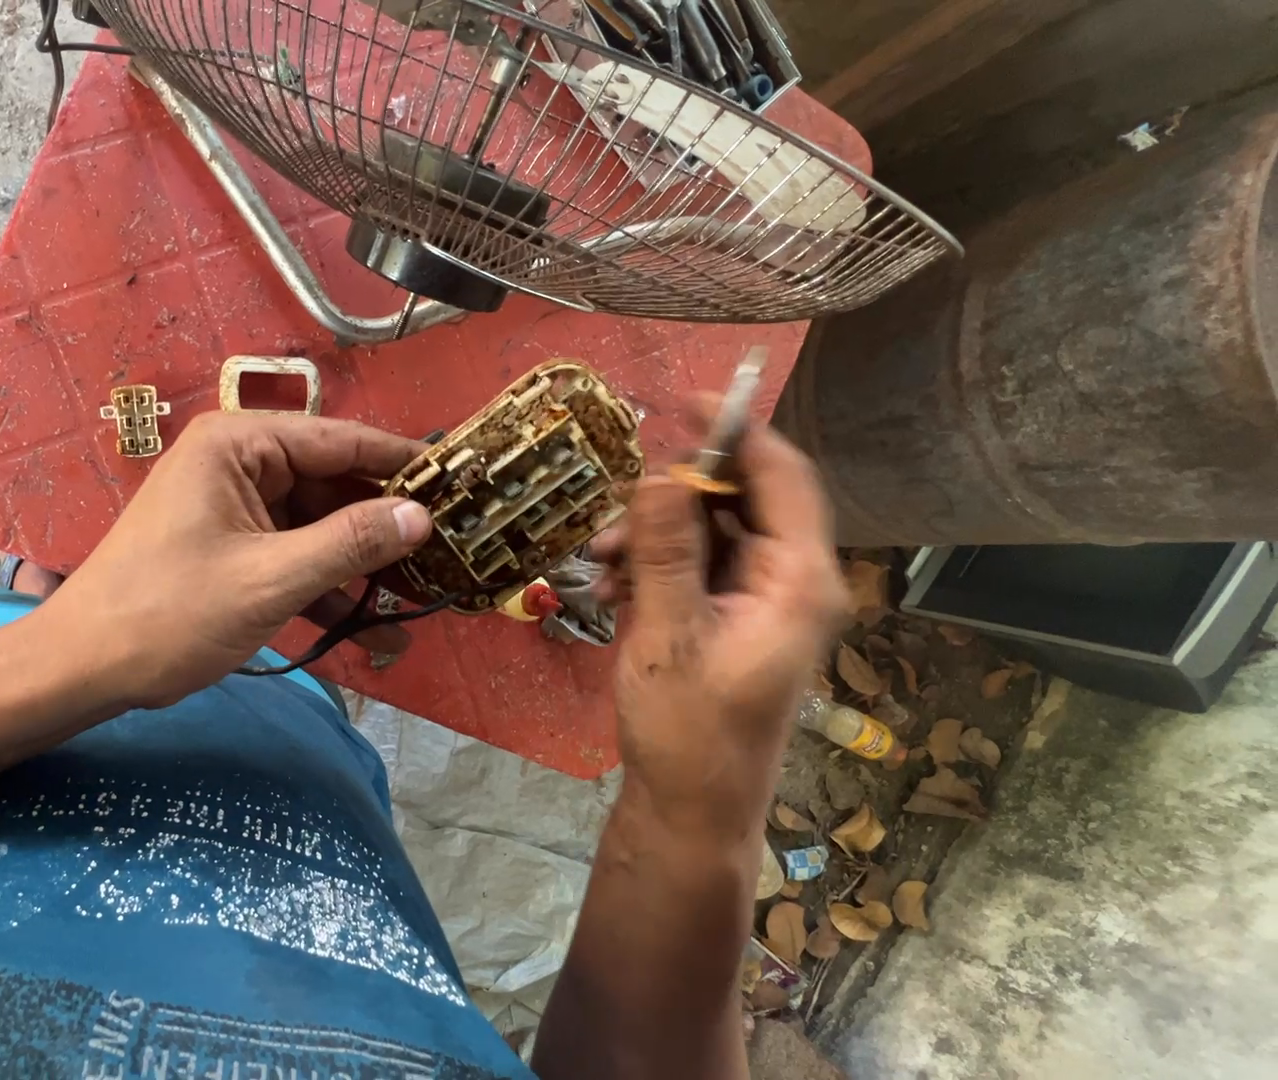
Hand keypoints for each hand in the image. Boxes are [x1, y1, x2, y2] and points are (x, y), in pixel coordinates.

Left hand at [34, 413, 433, 708]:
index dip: (401, 463)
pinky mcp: (232, 548)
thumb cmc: (168, 612)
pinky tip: (372, 627)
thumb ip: (349, 543)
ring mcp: (235, 507)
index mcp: (239, 445)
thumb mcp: (269, 578)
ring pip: (318, 526)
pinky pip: (293, 556)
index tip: (460, 482)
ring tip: (421, 597)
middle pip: (332, 484)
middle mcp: (239, 463)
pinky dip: (326, 587)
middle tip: (447, 553)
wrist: (85, 667)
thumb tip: (421, 515)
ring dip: (361, 565)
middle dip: (384, 525)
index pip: (339, 440)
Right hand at [597, 422, 845, 850]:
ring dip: (651, 537)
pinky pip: (695, 566)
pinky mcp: (734, 617)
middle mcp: (791, 582)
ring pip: (709, 533)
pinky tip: (612, 588)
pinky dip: (653, 566)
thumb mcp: (667, 635)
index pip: (782, 479)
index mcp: (798, 582)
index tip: (686, 402)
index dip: (738, 433)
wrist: (690, 805)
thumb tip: (657, 474)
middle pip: (740, 502)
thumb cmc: (687, 730)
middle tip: (613, 515)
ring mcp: (763, 600)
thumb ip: (666, 551)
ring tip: (600, 564)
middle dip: (671, 499)